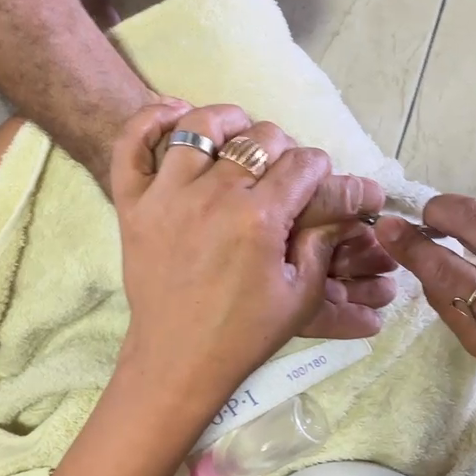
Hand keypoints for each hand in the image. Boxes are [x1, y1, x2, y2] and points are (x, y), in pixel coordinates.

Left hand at [111, 102, 377, 407]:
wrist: (178, 360)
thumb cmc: (245, 333)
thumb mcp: (302, 294)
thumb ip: (323, 240)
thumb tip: (342, 201)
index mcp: (259, 219)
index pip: (303, 164)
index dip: (319, 168)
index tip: (318, 181)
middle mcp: (213, 195)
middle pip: (260, 139)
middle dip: (284, 148)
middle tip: (282, 172)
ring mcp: (167, 195)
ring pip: (200, 126)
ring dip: (229, 122)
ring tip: (238, 135)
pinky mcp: (133, 203)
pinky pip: (133, 144)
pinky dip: (151, 119)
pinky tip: (177, 116)